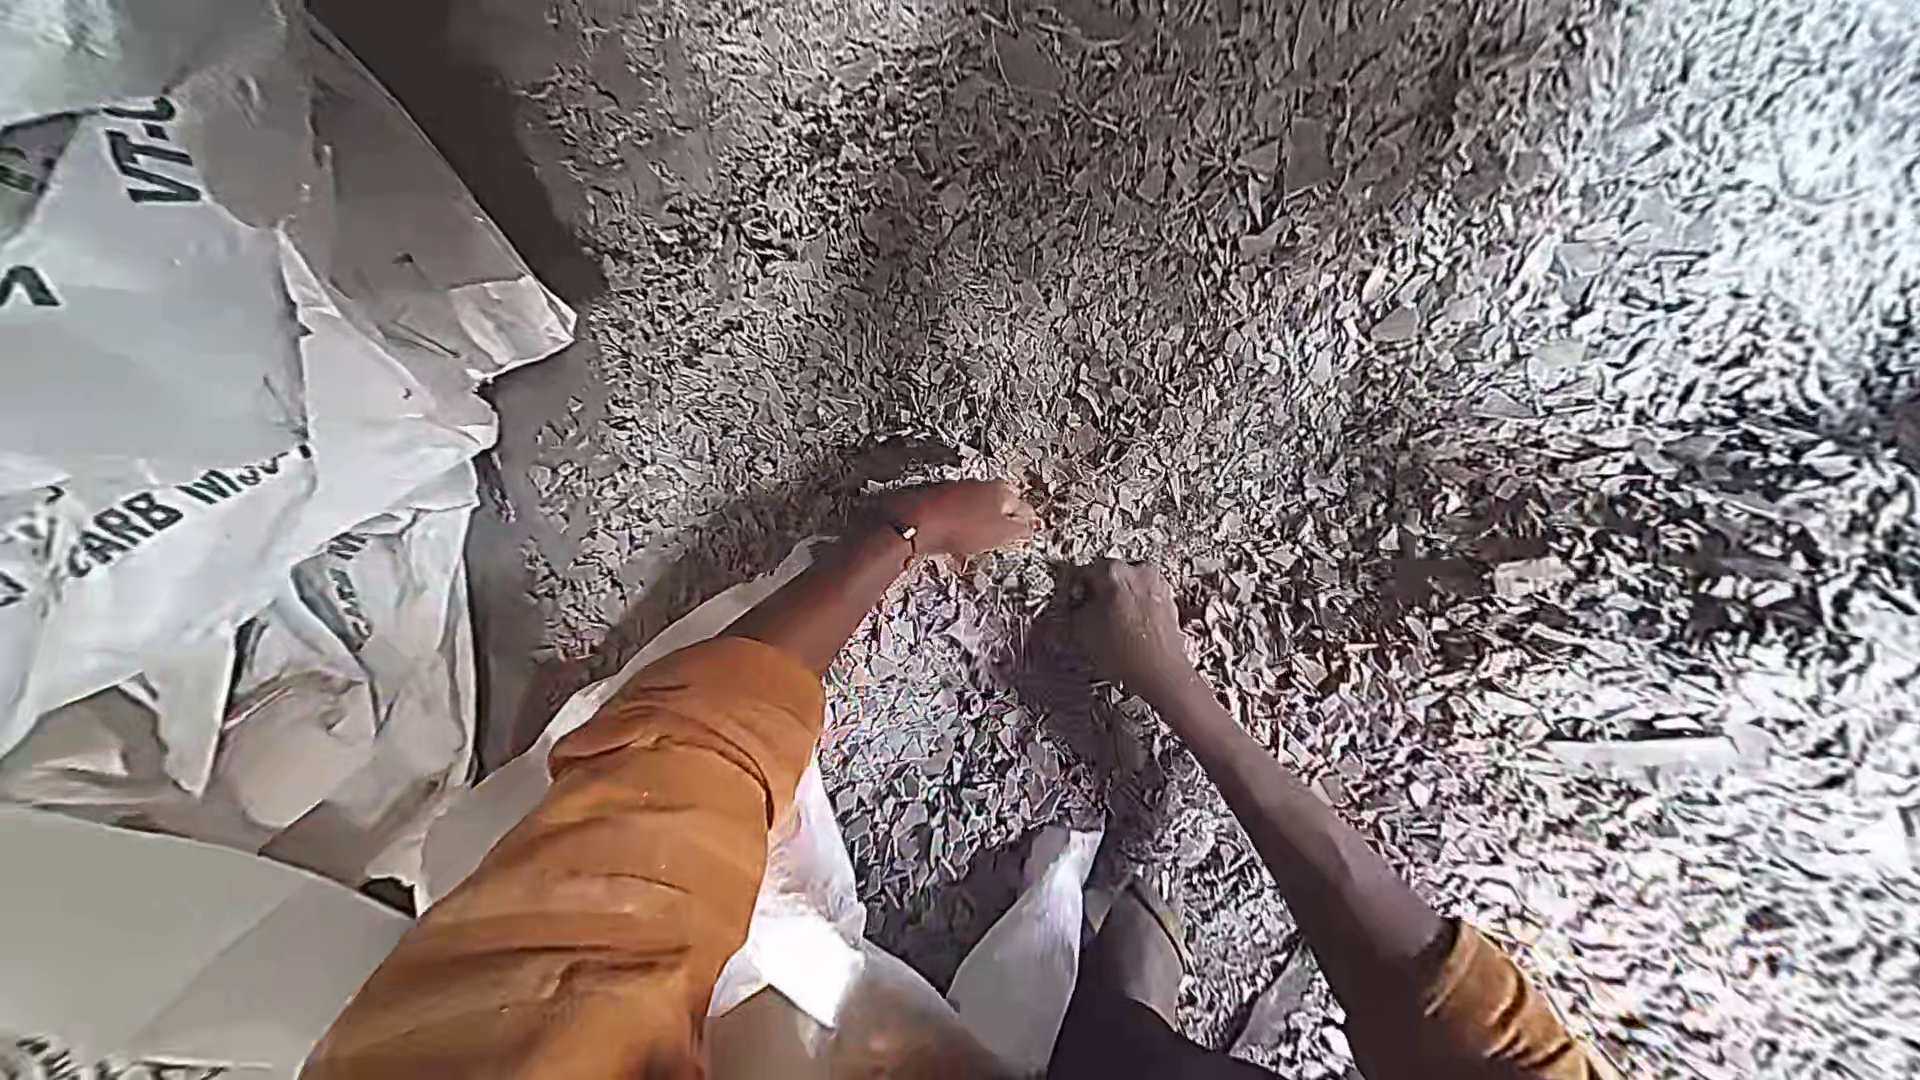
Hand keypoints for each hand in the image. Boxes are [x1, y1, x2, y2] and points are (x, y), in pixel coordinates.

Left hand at [888, 479, 1037, 556]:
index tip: (1027, 533)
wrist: (916, 525)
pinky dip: (957, 537)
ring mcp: (955, 494)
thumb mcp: (1000, 533)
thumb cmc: (958, 525)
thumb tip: (1029, 528)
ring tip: (972, 555)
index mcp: (998, 490)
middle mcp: (977, 487)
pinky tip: (953, 552)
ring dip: (976, 536)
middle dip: (998, 530)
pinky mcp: (937, 505)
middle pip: (997, 511)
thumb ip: (1019, 530)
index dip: (1026, 523)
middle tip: (999, 546)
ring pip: (974, 518)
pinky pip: (954, 523)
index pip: (1022, 506)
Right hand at [1067, 560, 1203, 706]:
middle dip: (1098, 594)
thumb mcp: (1081, 629)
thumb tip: (1073, 606)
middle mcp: (1138, 572)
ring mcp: (1157, 586)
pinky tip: (1127, 632)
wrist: (1160, 675)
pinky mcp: (1169, 603)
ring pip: (1128, 588)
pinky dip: (1134, 610)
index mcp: (1113, 571)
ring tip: (1108, 627)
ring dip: (1117, 602)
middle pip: (1109, 576)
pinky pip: (1144, 600)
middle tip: (1087, 615)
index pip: (1083, 572)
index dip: (1073, 590)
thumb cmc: (1125, 653)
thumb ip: (1073, 609)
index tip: (1070, 602)